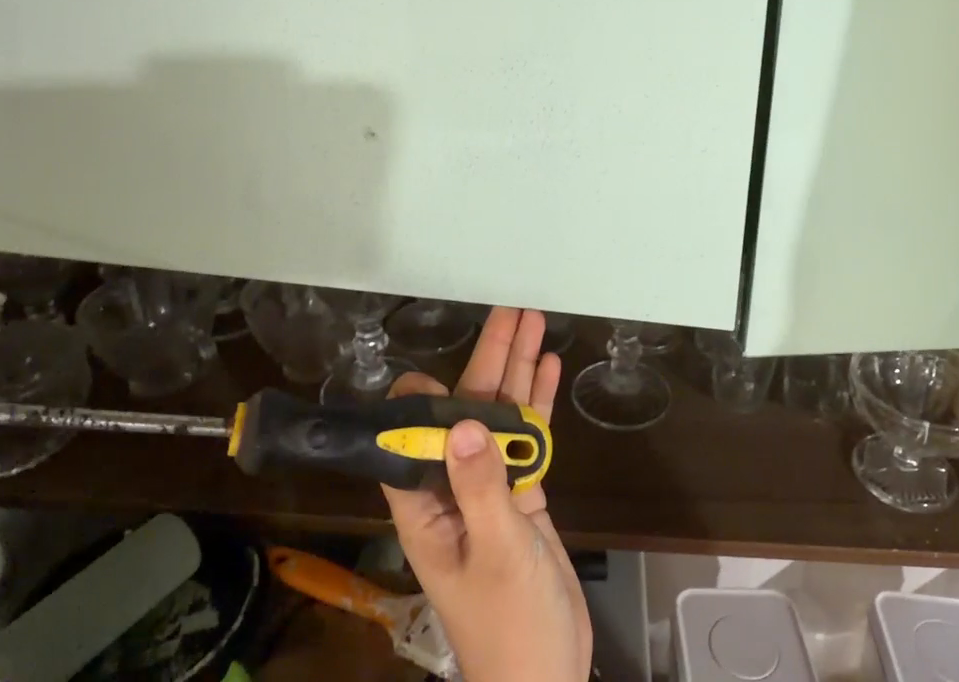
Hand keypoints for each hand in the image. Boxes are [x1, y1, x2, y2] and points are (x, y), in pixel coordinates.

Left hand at [381, 307, 590, 681]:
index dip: (421, 400)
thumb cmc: (510, 622)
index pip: (409, 439)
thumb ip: (481, 486)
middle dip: (488, 361)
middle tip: (510, 312)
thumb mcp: (496, 553)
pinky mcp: (522, 498)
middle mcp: (451, 488)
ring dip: (516, 373)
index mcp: (425, 506)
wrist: (546, 673)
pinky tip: (548, 370)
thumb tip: (462, 420)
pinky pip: (527, 442)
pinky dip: (538, 407)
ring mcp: (490, 490)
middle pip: (465, 412)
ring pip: (499, 419)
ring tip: (533, 322)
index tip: (439, 364)